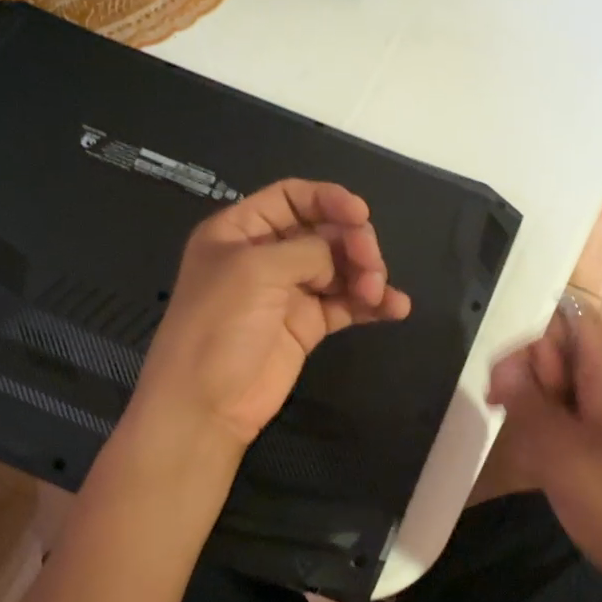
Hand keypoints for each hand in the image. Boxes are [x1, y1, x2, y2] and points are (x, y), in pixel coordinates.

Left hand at [134, 180, 411, 446]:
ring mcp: (288, 292)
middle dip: (353, 243)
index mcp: (240, 230)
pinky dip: (371, 304)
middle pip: (324, 232)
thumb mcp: (255, 271)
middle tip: (370, 268)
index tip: (361, 214)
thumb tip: (339, 254)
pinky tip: (396, 308)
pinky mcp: (306, 327)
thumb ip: (305, 250)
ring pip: (340, 268)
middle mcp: (265, 256)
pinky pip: (346, 304)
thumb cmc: (218, 327)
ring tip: (377, 294)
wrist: (205, 404)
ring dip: (366, 274)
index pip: (291, 197)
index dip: (329, 199)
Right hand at [485, 295, 601, 591]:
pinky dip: (553, 431)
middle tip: (504, 413)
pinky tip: (539, 461)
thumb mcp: (563, 455)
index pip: (572, 319)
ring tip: (521, 442)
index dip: (532, 337)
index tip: (503, 380)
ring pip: (568, 389)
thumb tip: (505, 364)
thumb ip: (530, 404)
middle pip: (567, 352)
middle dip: (529, 374)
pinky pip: (578, 420)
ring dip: (537, 405)